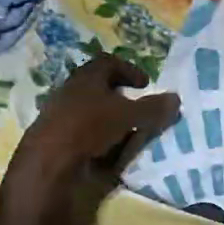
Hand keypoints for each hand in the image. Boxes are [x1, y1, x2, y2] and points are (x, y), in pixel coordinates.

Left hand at [5, 55, 178, 219]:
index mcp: (86, 77)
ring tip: (126, 130)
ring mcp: (59, 114)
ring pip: (89, 108)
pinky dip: (97, 135)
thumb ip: (153, 108)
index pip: (109, 62)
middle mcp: (70, 90)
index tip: (145, 84)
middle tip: (136, 106)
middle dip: (119, 95)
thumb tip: (176, 98)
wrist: (48, 162)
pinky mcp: (54, 137)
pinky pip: (81, 129)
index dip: (130, 70)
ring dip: (108, 116)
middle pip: (97, 85)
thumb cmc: (90, 128)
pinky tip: (107, 149)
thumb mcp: (130, 116)